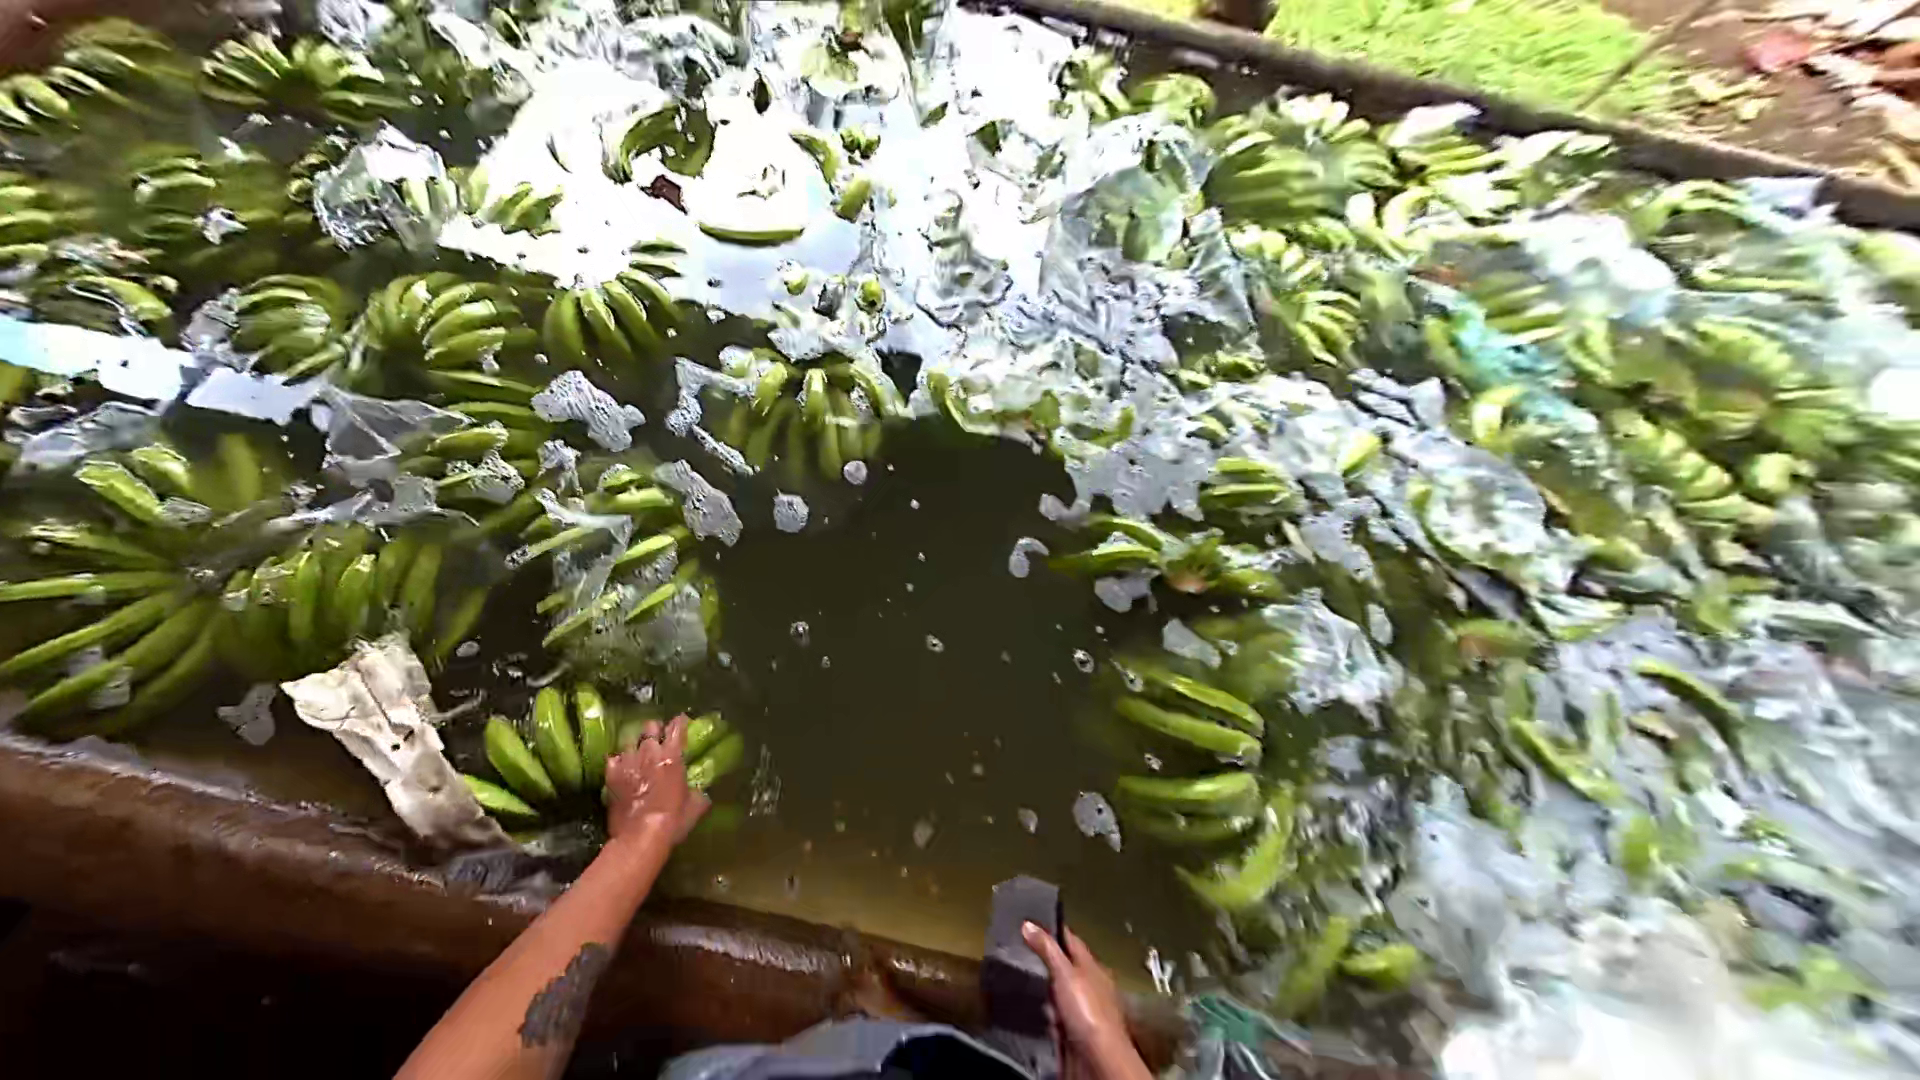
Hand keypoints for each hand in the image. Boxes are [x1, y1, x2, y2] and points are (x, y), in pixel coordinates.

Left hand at [604, 714, 708, 843]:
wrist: (640, 837)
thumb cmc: (674, 820)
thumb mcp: (696, 804)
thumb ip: (697, 790)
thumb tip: (699, 789)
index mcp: (673, 755)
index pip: (677, 727)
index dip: (680, 721)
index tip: (682, 721)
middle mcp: (650, 752)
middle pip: (650, 727)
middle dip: (655, 730)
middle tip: (658, 737)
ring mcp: (628, 762)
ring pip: (629, 740)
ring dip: (636, 743)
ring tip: (638, 750)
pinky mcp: (611, 776)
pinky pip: (613, 759)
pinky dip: (618, 761)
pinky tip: (622, 767)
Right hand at [1022, 923, 1150, 1079]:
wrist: (1099, 1063)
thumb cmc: (1087, 1010)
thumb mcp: (1065, 973)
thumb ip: (1047, 949)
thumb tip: (1028, 922)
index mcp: (1092, 967)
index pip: (1071, 941)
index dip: (1053, 930)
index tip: (1031, 921)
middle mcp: (1089, 986)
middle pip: (1063, 967)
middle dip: (1043, 963)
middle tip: (1016, 953)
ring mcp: (1083, 1012)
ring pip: (1057, 994)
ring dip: (1043, 994)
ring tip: (1021, 984)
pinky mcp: (1074, 1034)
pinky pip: (1055, 1019)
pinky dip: (1045, 1017)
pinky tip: (1033, 1013)